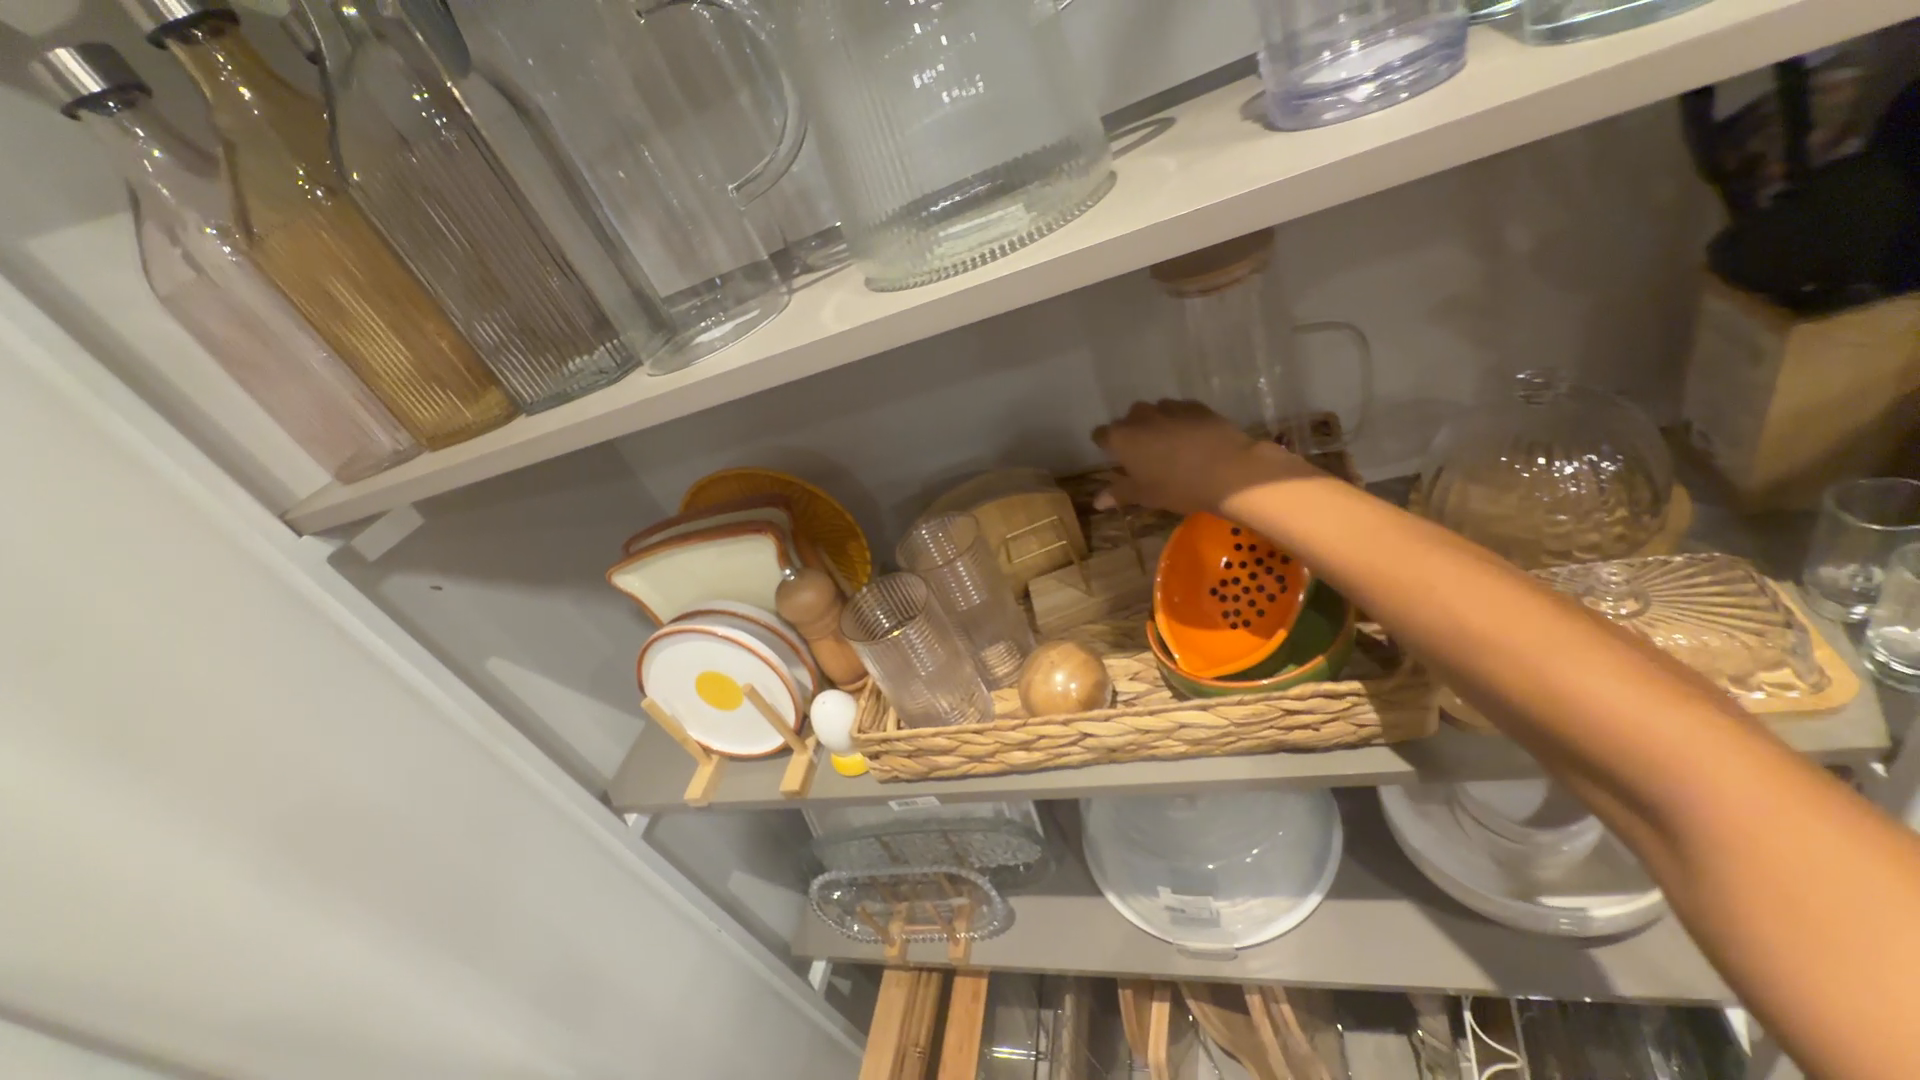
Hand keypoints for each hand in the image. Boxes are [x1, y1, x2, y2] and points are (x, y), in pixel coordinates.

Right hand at [1091, 400, 1311, 515]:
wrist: (1228, 471)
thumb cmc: (1178, 487)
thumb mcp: (1145, 495)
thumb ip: (1119, 493)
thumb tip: (1097, 501)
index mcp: (1122, 438)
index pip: (1101, 435)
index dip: (1107, 446)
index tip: (1117, 458)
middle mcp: (1140, 416)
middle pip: (1128, 420)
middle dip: (1133, 433)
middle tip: (1146, 456)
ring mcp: (1169, 407)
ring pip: (1154, 412)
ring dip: (1156, 425)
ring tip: (1170, 445)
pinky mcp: (1195, 406)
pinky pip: (1179, 410)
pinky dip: (1180, 421)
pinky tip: (1192, 437)